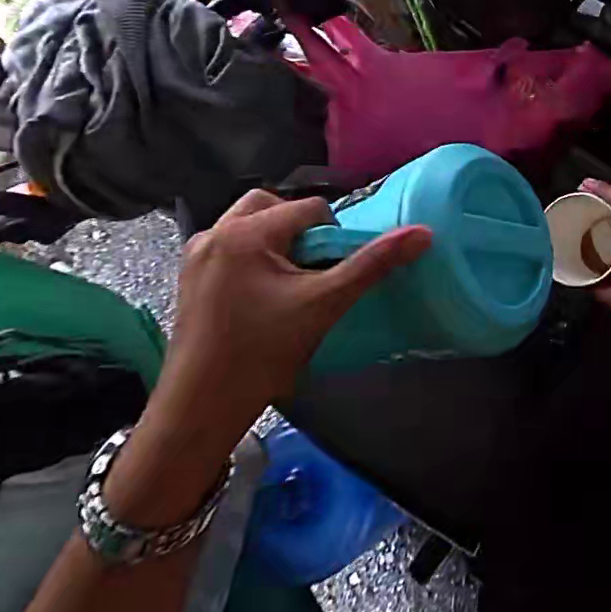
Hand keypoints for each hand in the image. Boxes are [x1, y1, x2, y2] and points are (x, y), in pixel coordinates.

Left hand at [106, 191, 430, 524]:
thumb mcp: (324, 305)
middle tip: (312, 267)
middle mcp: (215, 231)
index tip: (332, 273)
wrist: (201, 405)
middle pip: (271, 206)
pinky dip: (251, 256)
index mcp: (245, 232)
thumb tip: (422, 234)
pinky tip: (261, 294)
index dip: (333, 234)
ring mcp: (196, 254)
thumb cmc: (263, 353)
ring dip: (274, 240)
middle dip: (298, 229)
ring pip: (247, 224)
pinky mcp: (189, 275)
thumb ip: (372, 265)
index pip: (308, 208)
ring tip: (290, 281)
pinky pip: (228, 246)